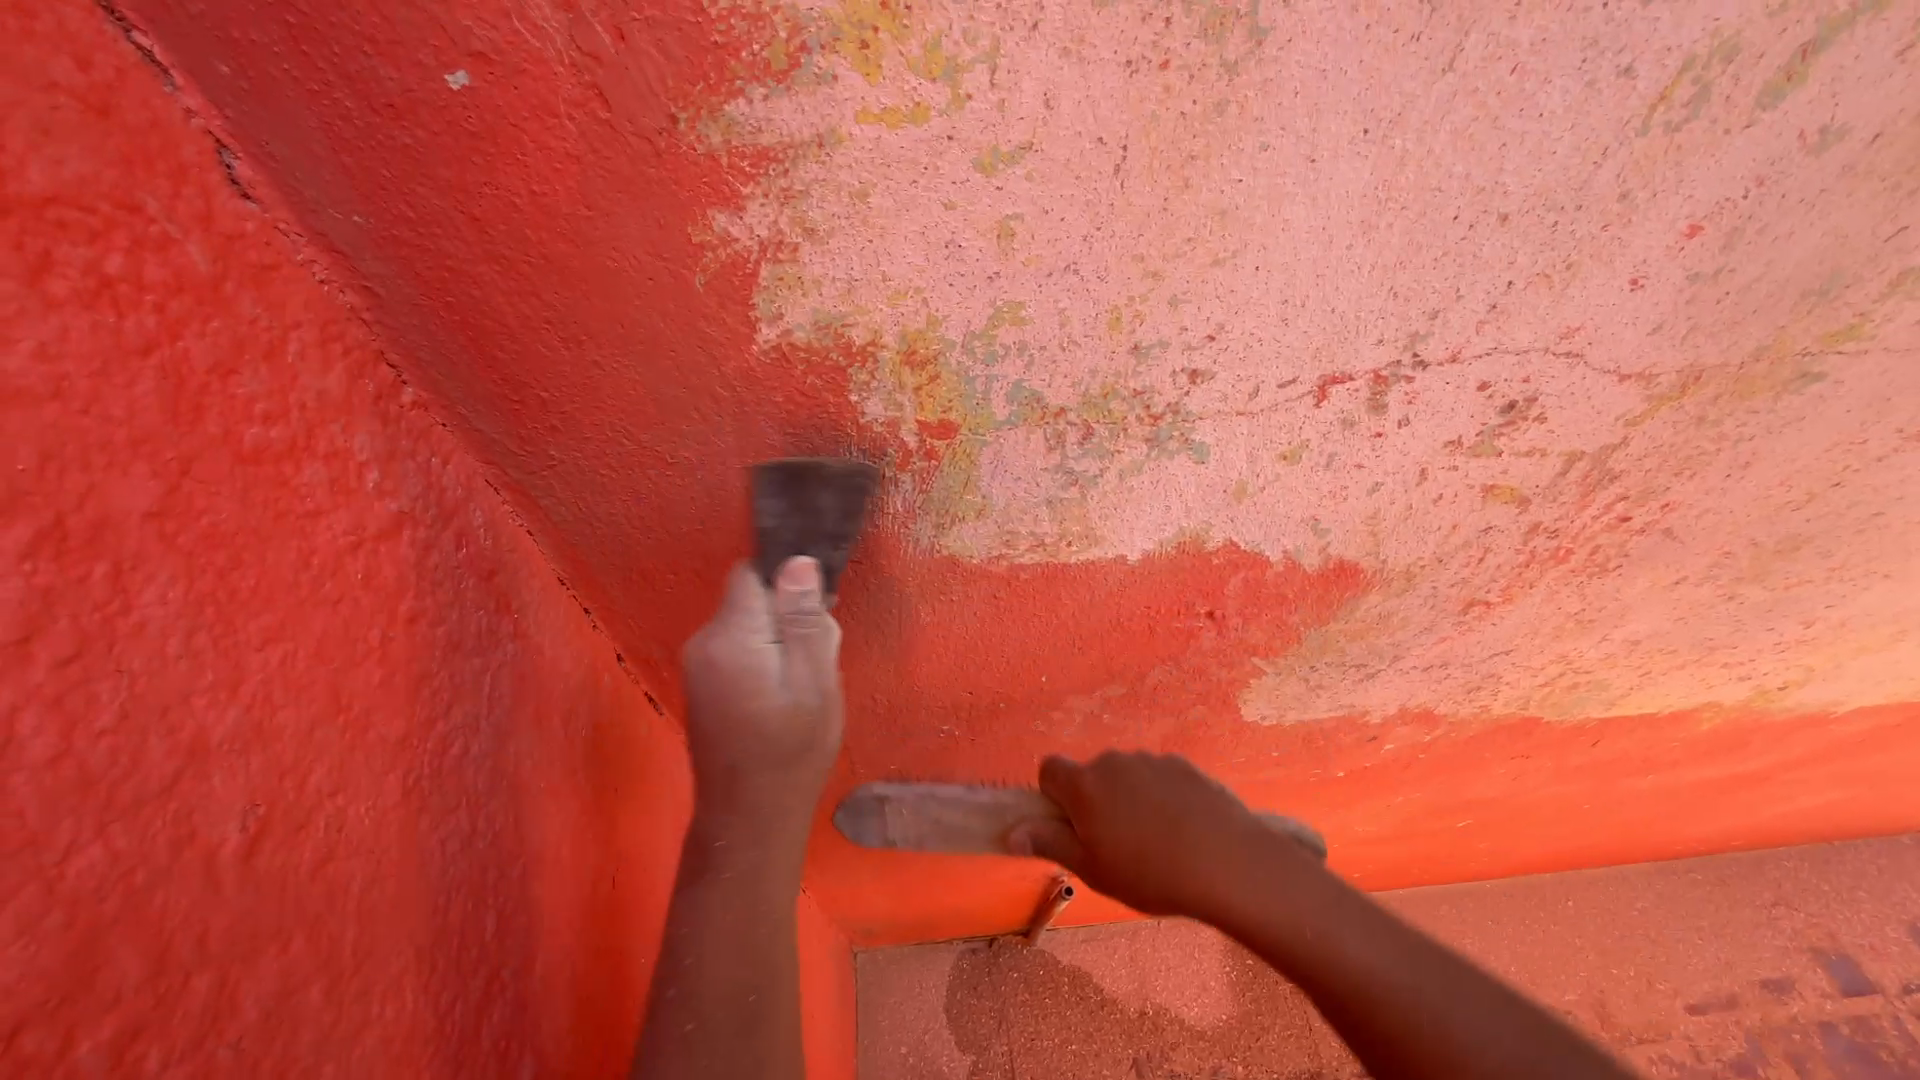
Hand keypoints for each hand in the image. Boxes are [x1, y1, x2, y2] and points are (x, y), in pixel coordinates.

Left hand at [680, 558, 843, 820]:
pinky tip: (785, 696)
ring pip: (749, 625)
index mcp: (731, 636)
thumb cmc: (791, 753)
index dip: (788, 579)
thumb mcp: (814, 683)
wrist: (748, 820)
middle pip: (752, 599)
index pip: (752, 573)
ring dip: (781, 641)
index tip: (819, 608)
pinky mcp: (703, 685)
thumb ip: (805, 621)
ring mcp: (699, 666)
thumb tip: (797, 562)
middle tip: (819, 660)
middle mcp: (704, 642)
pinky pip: (740, 649)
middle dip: (790, 616)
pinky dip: (766, 660)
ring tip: (806, 684)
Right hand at [1008, 752, 1312, 920]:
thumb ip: (1049, 844)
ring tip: (1157, 841)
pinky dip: (1162, 796)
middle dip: (1095, 800)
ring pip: (1127, 775)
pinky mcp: (1185, 765)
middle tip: (1116, 843)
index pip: (1049, 768)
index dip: (1053, 795)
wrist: (1228, 863)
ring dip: (1129, 797)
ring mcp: (1152, 760)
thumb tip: (1012, 832)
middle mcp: (1114, 761)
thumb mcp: (1092, 869)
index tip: (1071, 825)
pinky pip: (1159, 777)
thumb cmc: (1149, 873)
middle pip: (1091, 774)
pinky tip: (1183, 829)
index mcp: (1084, 784)